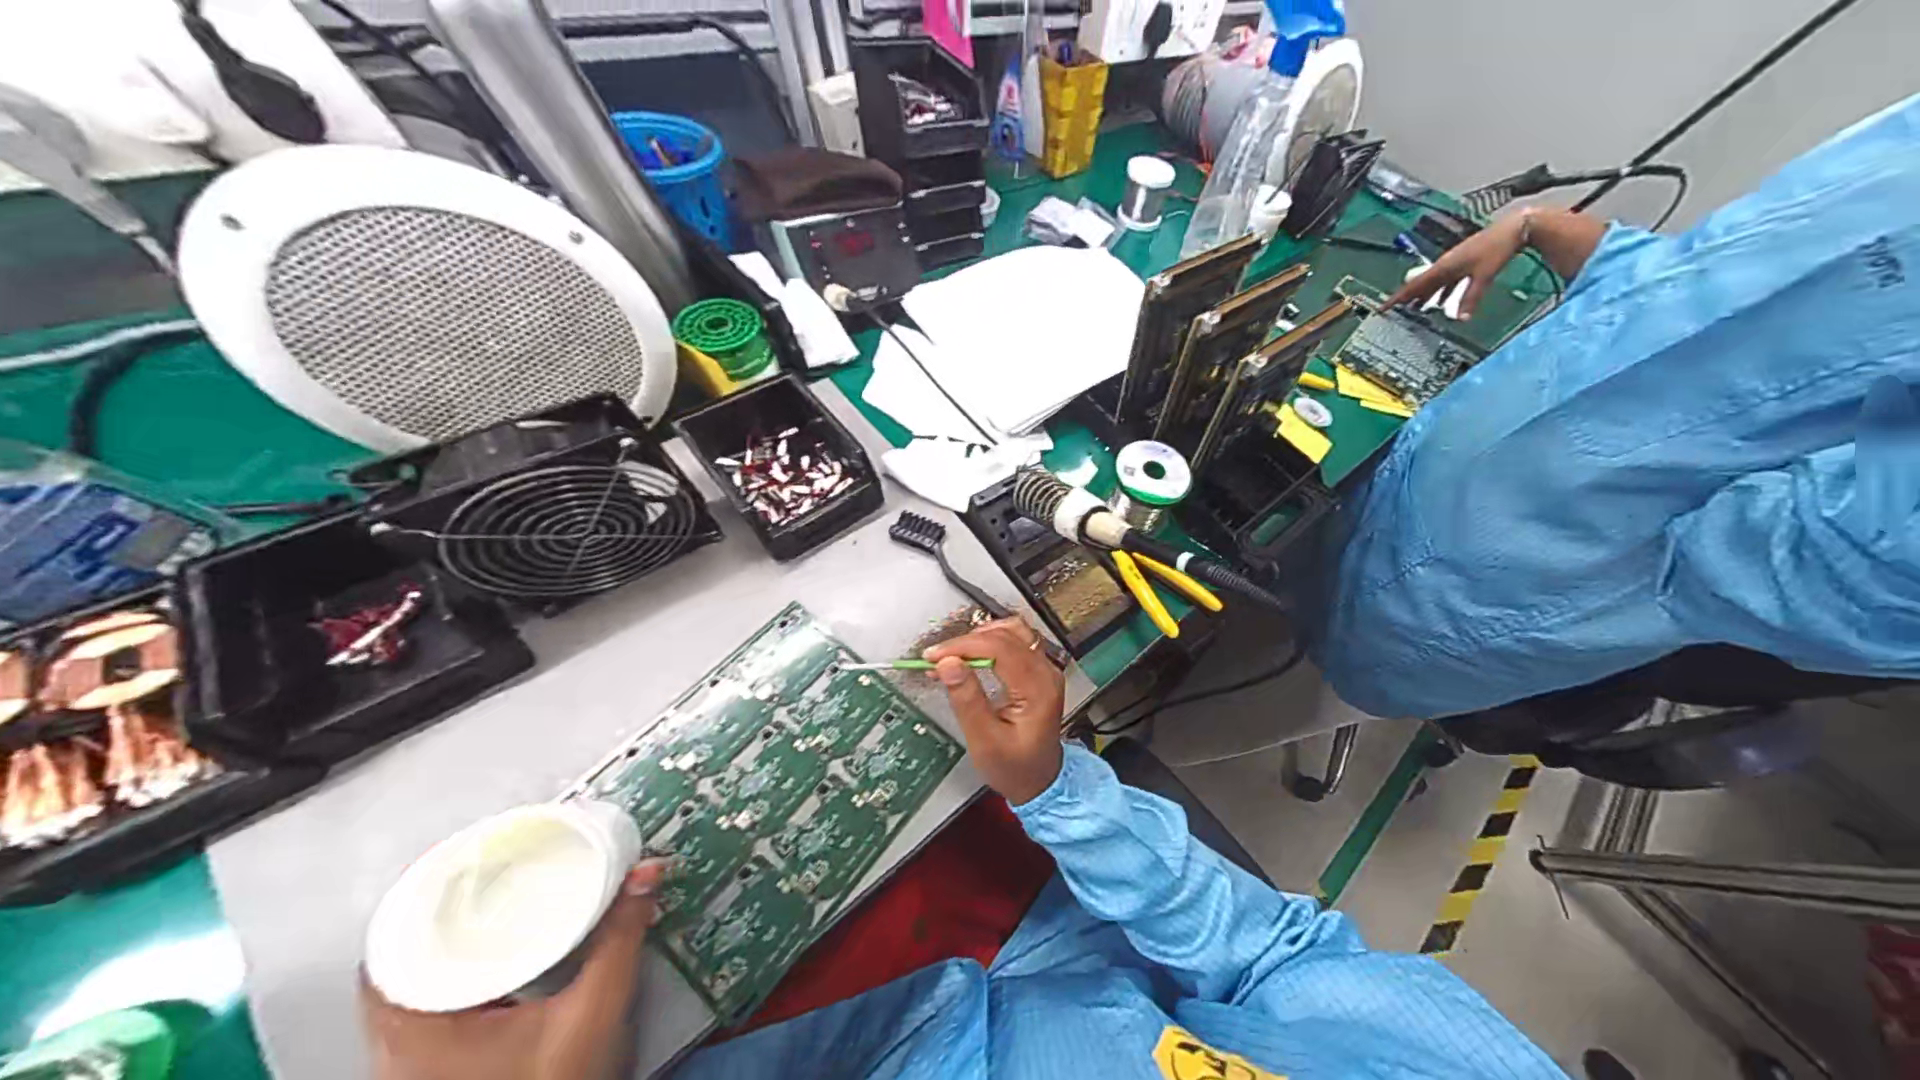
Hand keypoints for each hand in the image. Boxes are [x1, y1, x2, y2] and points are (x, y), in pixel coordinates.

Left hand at [361, 858, 671, 1079]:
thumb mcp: (591, 1015)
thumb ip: (618, 940)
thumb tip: (647, 872)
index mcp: (417, 1029)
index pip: (386, 953)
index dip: (413, 902)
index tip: (454, 864)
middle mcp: (400, 1051)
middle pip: (397, 967)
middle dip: (438, 917)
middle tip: (485, 875)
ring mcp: (414, 1069)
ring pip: (412, 991)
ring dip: (444, 947)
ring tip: (492, 904)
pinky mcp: (438, 1077)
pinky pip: (429, 1011)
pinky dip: (455, 977)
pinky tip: (494, 961)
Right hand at [924, 617, 1065, 804]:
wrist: (1040, 781)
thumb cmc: (1014, 767)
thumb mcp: (984, 741)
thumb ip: (967, 700)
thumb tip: (948, 664)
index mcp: (1038, 689)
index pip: (1000, 648)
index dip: (963, 646)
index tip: (934, 656)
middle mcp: (1047, 672)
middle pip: (1005, 635)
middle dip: (966, 642)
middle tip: (937, 658)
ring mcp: (1045, 668)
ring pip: (1011, 631)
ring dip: (978, 637)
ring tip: (951, 656)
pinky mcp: (1037, 669)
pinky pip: (1014, 641)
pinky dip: (988, 642)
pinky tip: (968, 656)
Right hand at [1386, 208, 1531, 319]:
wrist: (1515, 228)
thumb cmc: (1497, 249)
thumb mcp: (1484, 276)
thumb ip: (1471, 298)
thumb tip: (1461, 319)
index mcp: (1442, 268)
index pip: (1413, 286)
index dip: (1397, 298)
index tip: (1382, 308)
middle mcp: (1443, 265)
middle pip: (1419, 285)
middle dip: (1406, 298)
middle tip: (1394, 311)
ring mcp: (1453, 263)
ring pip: (1432, 283)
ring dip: (1423, 296)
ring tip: (1415, 309)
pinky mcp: (1463, 262)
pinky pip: (1445, 280)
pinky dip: (1440, 291)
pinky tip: (1442, 301)